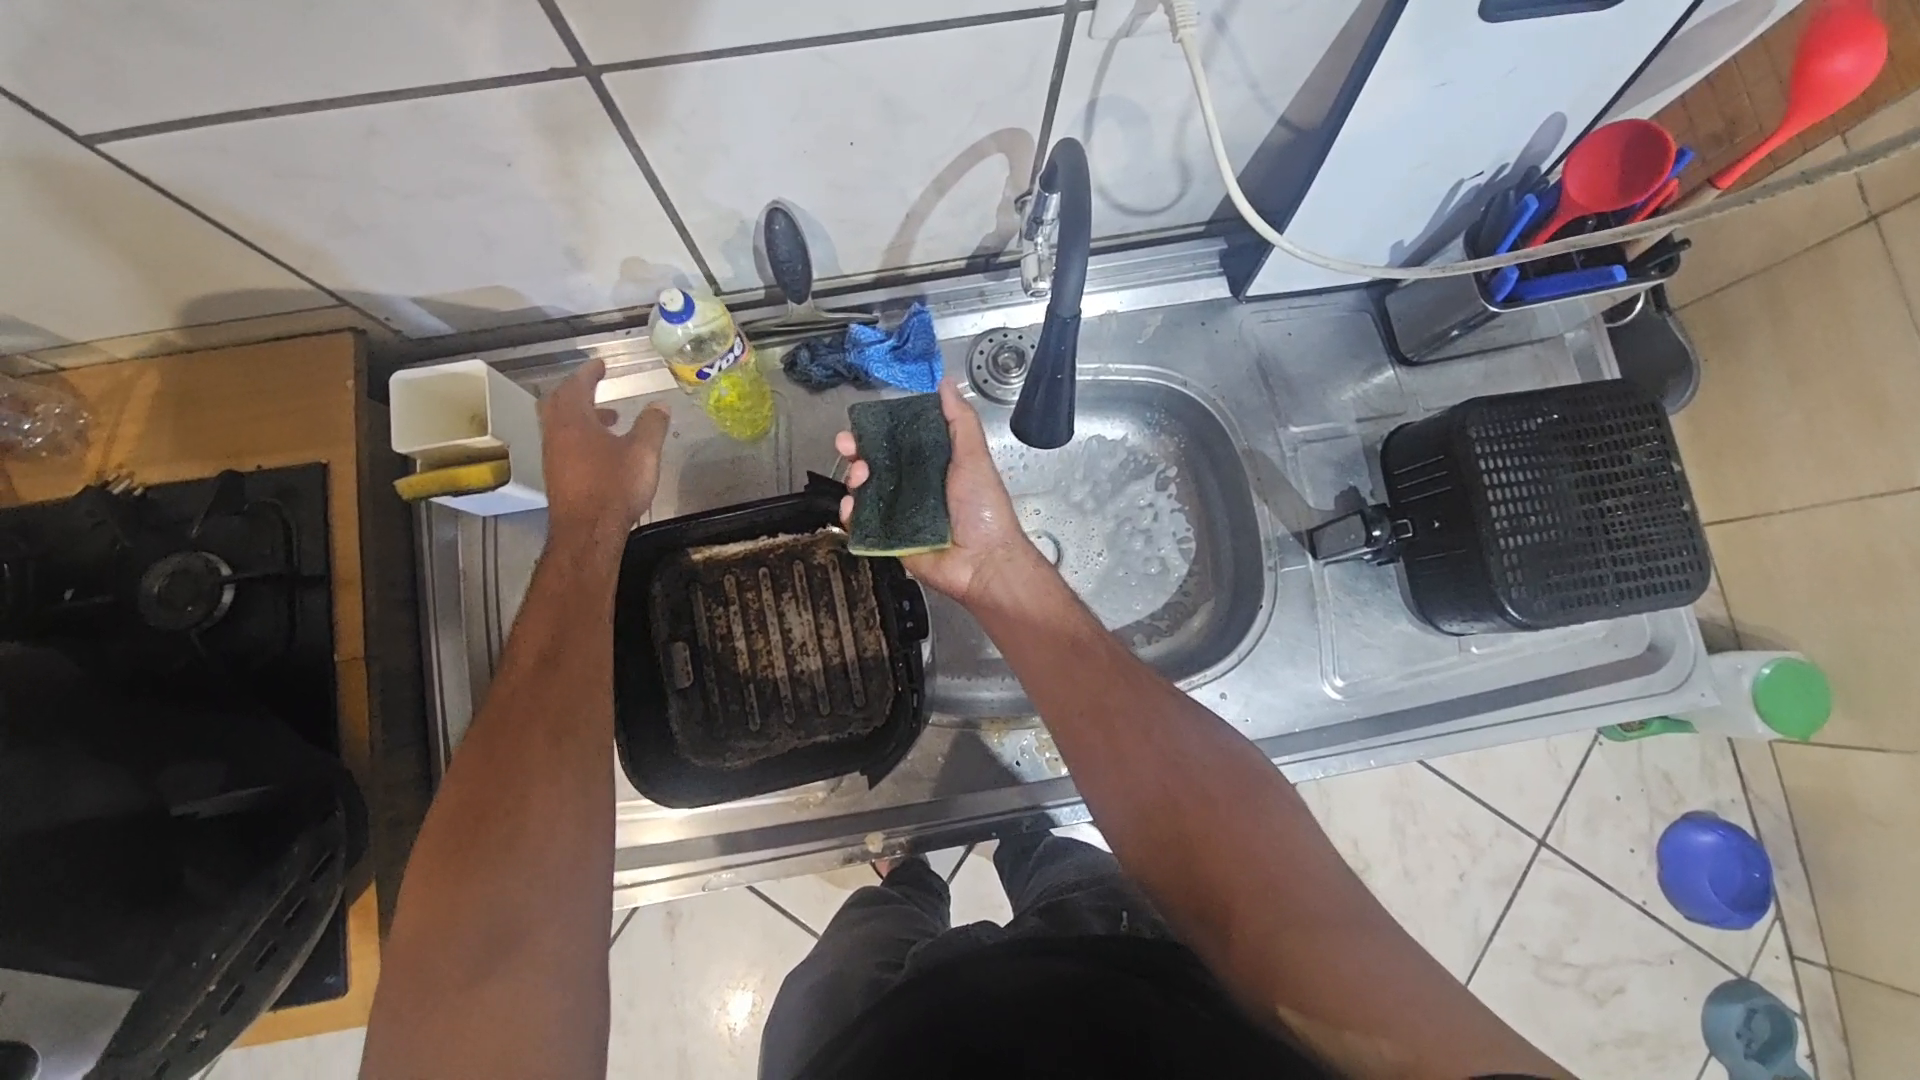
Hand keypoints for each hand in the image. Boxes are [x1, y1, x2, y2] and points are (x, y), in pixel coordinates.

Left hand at [539, 358, 670, 542]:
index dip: (589, 372)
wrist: (588, 530)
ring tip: (610, 420)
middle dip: (578, 392)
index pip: (577, 385)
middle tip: (597, 387)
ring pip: (561, 425)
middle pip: (559, 402)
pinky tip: (603, 451)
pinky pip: (565, 444)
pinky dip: (581, 436)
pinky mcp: (557, 476)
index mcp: (574, 420)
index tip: (601, 364)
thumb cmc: (614, 486)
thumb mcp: (643, 452)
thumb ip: (652, 425)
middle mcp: (556, 433)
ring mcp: (553, 456)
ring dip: (582, 416)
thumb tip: (660, 405)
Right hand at [836, 380, 1043, 607]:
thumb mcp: (974, 456)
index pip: (896, 443)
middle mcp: (912, 488)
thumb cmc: (984, 509)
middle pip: (874, 465)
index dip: (876, 431)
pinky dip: (850, 514)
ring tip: (860, 477)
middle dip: (856, 453)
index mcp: (932, 466)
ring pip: (863, 492)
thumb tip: (946, 384)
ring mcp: (898, 515)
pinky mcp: (888, 540)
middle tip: (848, 447)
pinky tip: (851, 506)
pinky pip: (861, 525)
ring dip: (853, 479)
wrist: (983, 561)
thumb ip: (960, 421)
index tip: (861, 424)